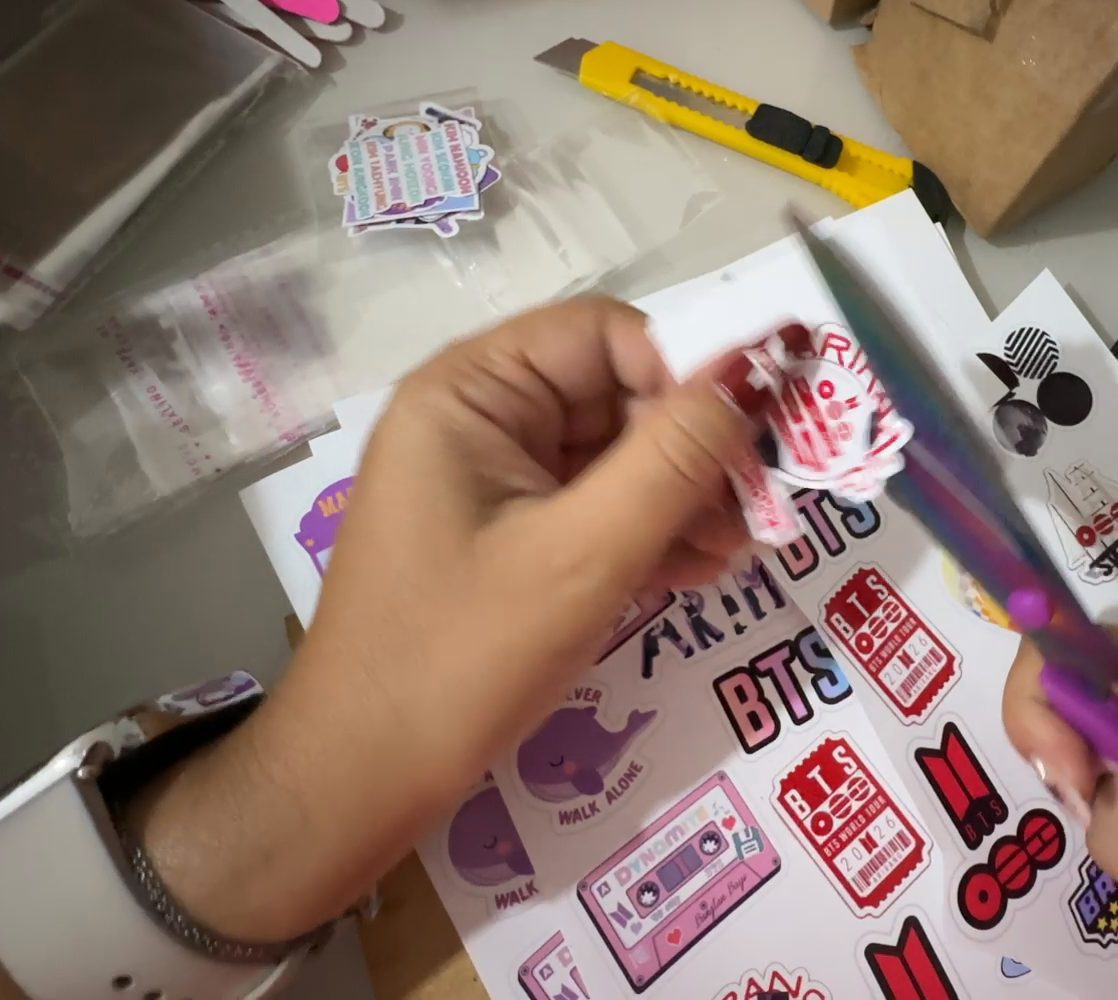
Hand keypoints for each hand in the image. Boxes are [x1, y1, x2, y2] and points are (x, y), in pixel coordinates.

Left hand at [133, 296, 789, 941]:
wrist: (366, 783)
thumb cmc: (462, 658)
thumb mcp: (585, 552)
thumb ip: (674, 458)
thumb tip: (752, 373)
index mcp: (473, 393)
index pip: (604, 334)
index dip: (679, 375)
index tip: (735, 444)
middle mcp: (486, 420)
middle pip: (620, 396)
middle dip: (691, 452)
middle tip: (752, 509)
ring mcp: (503, 480)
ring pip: (621, 457)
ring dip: (684, 498)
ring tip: (732, 552)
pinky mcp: (519, 532)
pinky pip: (603, 507)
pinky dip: (653, 532)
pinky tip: (699, 572)